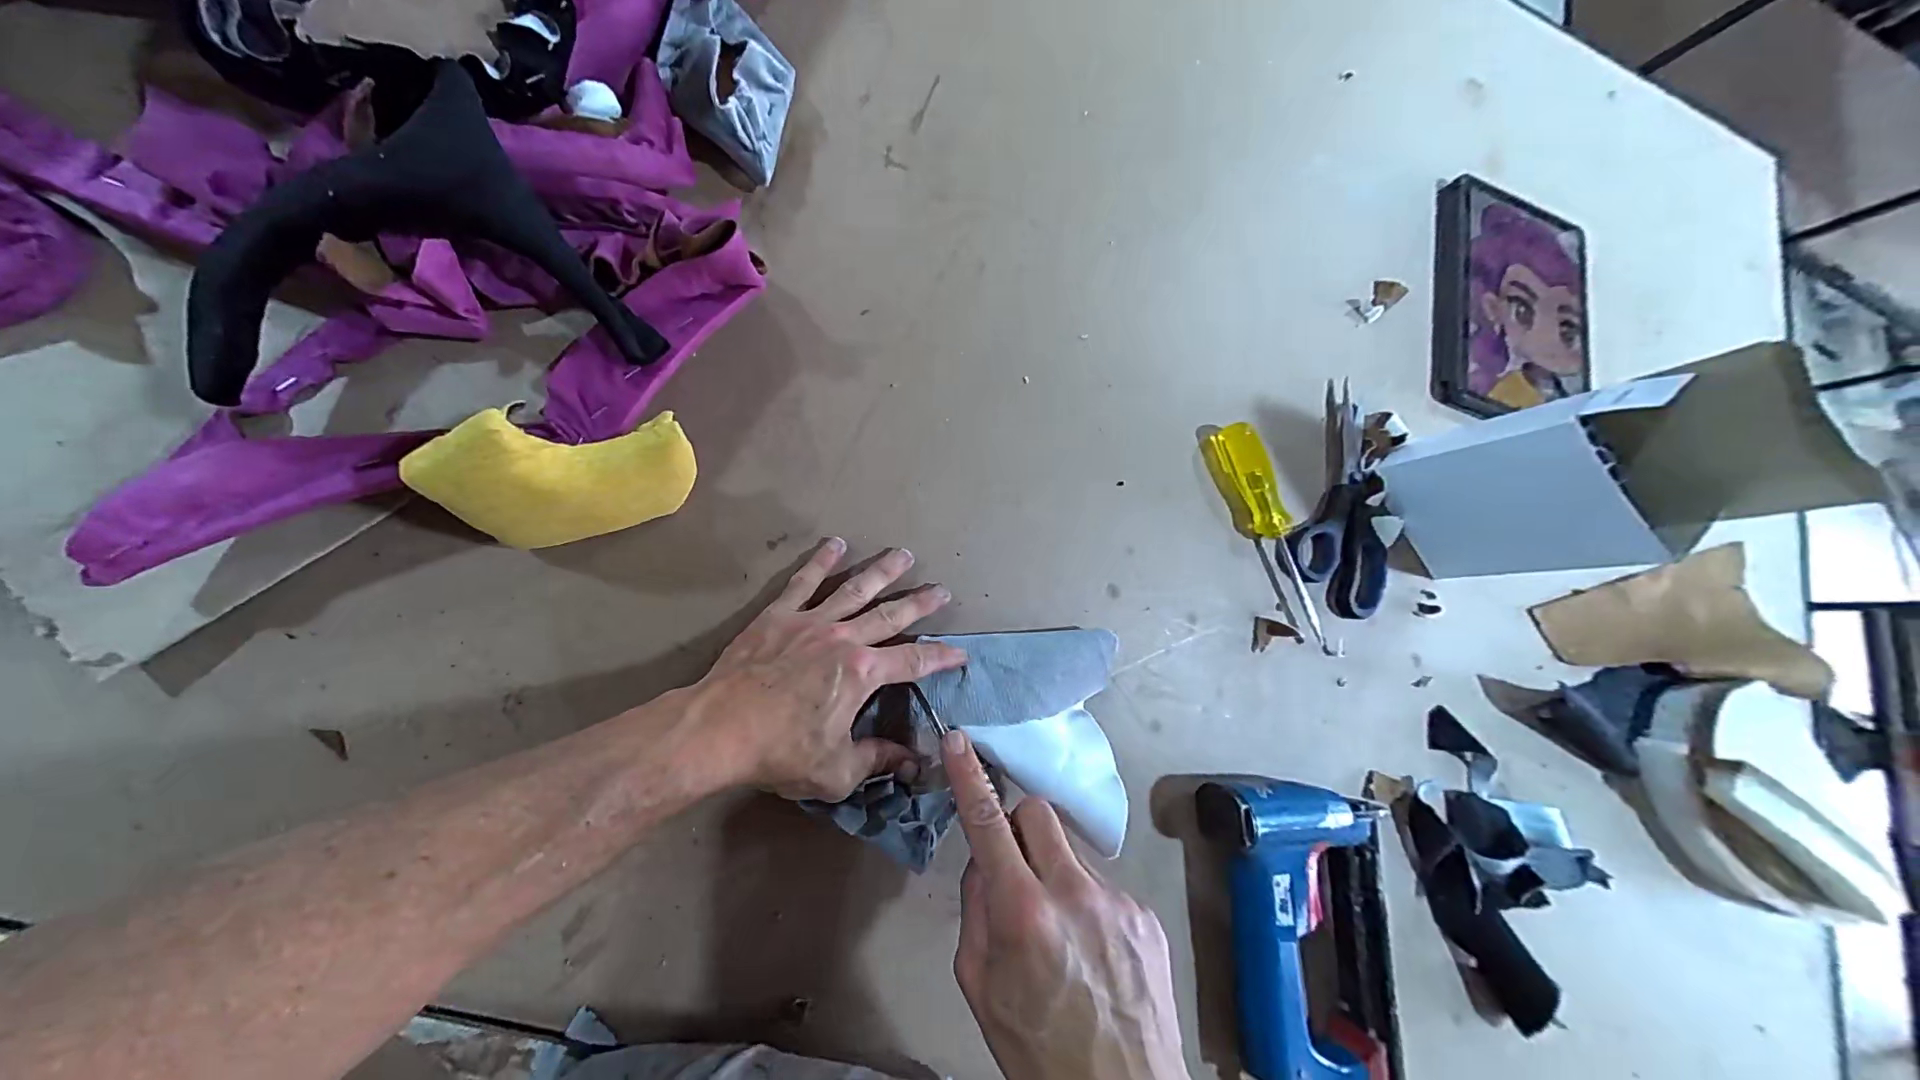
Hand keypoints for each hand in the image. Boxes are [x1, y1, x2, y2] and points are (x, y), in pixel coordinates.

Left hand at [686, 538, 966, 800]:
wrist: (718, 728)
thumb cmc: (779, 751)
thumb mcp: (836, 771)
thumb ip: (877, 760)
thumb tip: (910, 762)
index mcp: (862, 673)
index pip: (913, 662)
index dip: (941, 658)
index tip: (960, 653)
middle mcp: (844, 639)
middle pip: (891, 615)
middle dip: (920, 603)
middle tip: (941, 590)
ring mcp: (811, 622)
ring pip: (855, 589)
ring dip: (882, 571)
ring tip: (903, 554)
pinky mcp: (779, 615)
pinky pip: (805, 581)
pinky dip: (822, 561)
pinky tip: (836, 543)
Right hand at [944, 731, 1188, 1079]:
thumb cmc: (1037, 1050)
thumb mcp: (980, 985)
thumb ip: (976, 910)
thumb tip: (984, 863)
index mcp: (1024, 913)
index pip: (987, 823)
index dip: (968, 777)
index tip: (959, 741)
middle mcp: (1074, 893)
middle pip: (1039, 812)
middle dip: (1019, 826)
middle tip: (1015, 865)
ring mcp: (1117, 900)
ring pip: (1072, 850)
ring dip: (1055, 871)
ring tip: (1060, 930)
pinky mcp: (1145, 914)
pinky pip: (1103, 884)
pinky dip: (1088, 902)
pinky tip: (1093, 950)